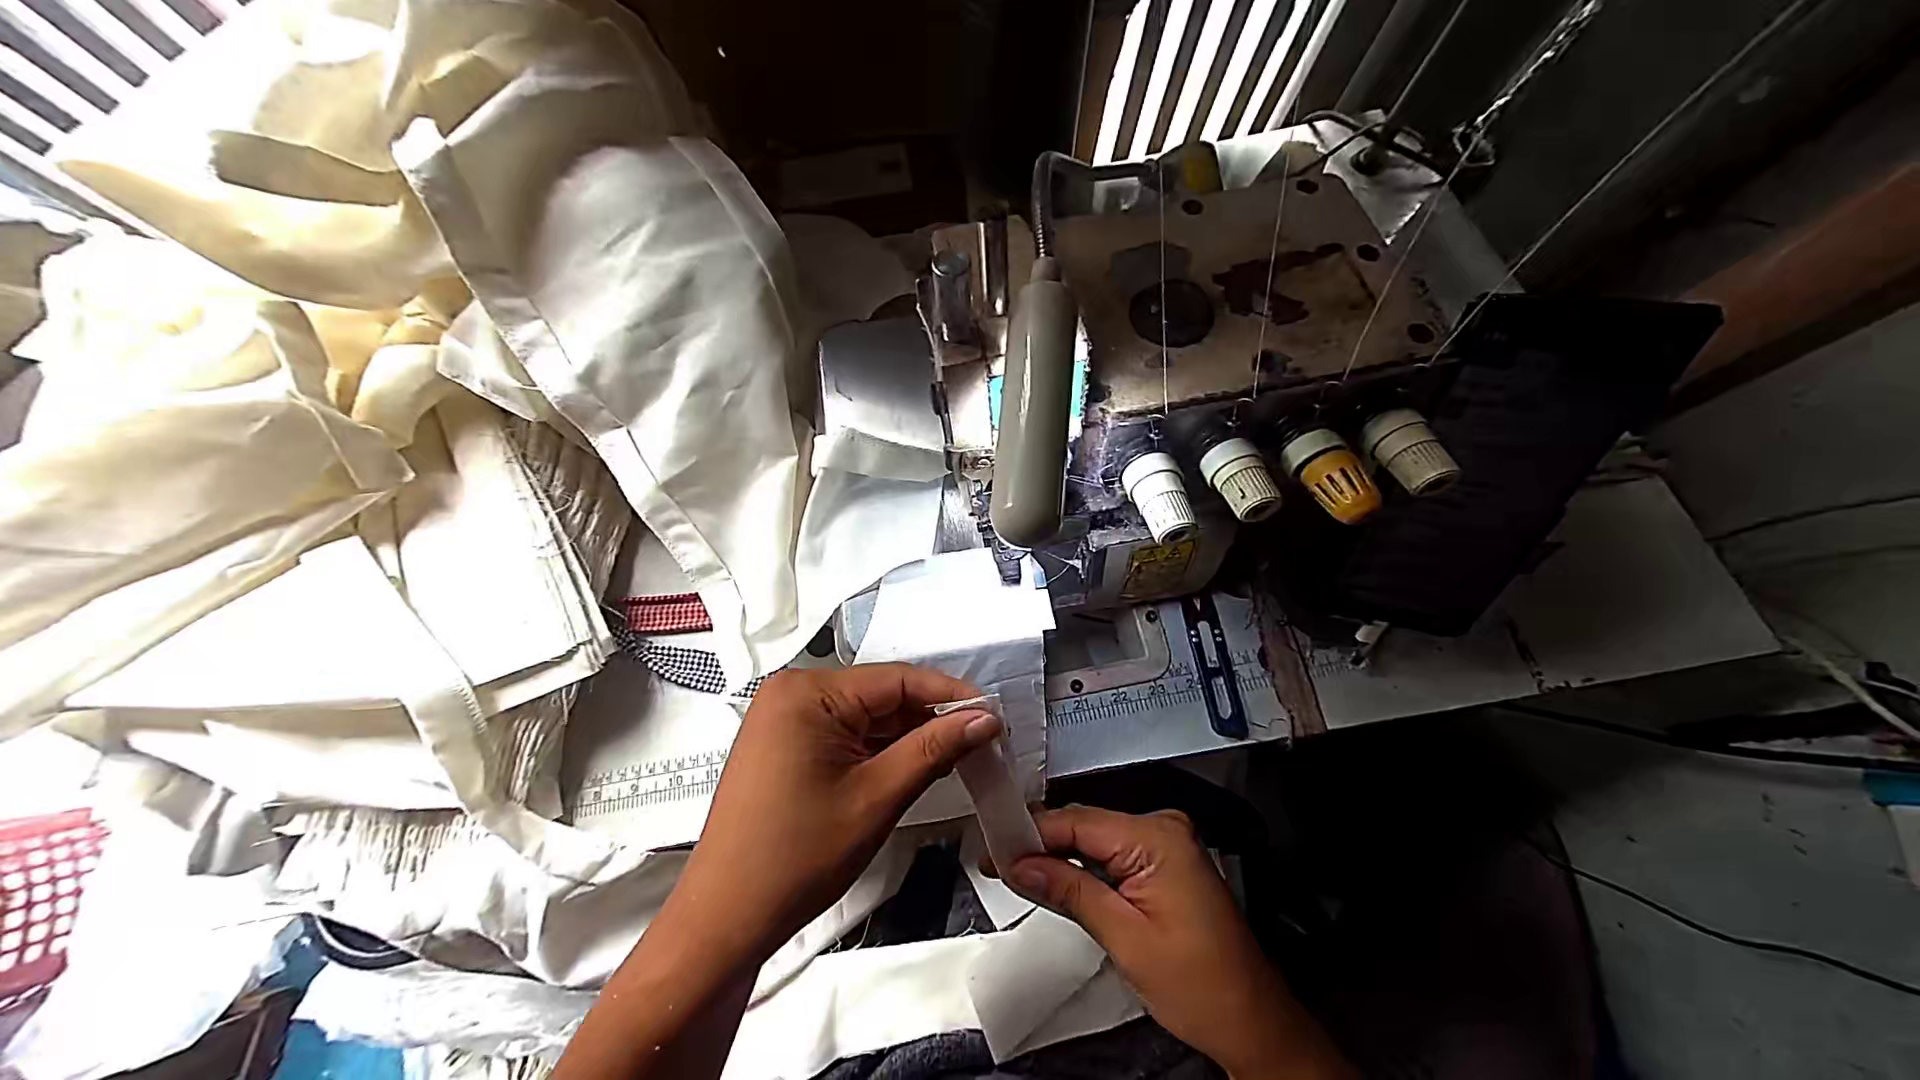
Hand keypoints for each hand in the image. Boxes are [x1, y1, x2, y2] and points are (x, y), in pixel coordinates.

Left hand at [676, 663, 1001, 956]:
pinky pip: (845, 733)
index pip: (897, 678)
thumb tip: (978, 720)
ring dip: (907, 738)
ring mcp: (785, 720)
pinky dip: (879, 751)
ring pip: (866, 716)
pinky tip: (910, 767)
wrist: (726, 918)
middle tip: (977, 742)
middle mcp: (790, 695)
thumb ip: (933, 749)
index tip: (988, 714)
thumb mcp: (876, 797)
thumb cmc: (785, 862)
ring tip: (951, 759)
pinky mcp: (786, 744)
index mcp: (805, 693)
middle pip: (882, 695)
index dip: (950, 696)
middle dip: (930, 720)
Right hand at [1007, 806, 1355, 1079]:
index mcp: (1158, 838)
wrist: (1253, 1023)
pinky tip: (1057, 876)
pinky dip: (1083, 865)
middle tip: (1000, 862)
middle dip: (1041, 844)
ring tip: (1019, 870)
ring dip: (1059, 855)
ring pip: (1095, 838)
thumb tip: (1023, 865)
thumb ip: (1069, 891)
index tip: (995, 849)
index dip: (1029, 834)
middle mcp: (1164, 829)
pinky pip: (1112, 851)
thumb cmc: (1205, 988)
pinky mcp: (1165, 860)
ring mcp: (1167, 843)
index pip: (1076, 821)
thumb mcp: (1123, 938)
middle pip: (1084, 825)